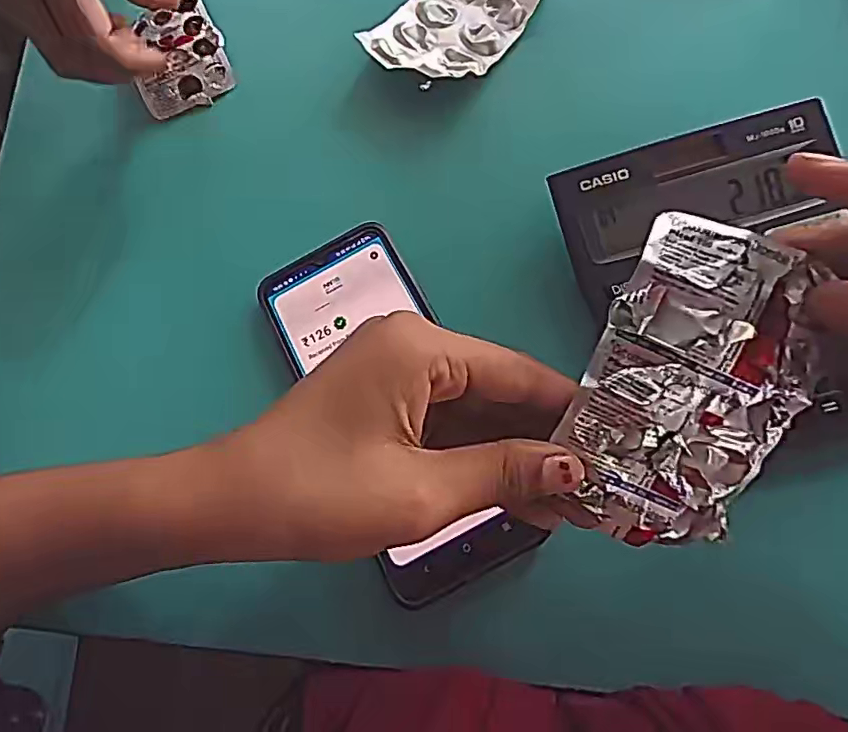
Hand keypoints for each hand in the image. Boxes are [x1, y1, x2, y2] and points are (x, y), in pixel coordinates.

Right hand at [0, 0, 176, 82]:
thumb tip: (164, 3)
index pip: (94, 40)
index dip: (133, 61)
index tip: (161, 60)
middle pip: (72, 58)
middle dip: (117, 69)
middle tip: (152, 57)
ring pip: (54, 52)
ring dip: (97, 59)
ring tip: (133, 41)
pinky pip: (40, 33)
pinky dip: (76, 42)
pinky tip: (100, 25)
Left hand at [216, 311, 585, 562]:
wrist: (235, 503)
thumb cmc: (316, 490)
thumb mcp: (420, 491)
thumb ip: (503, 473)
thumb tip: (570, 467)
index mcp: (418, 346)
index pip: (516, 371)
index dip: (567, 410)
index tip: (613, 442)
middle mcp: (410, 344)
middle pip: (497, 388)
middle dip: (542, 438)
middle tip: (594, 484)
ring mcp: (397, 369)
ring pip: (476, 408)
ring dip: (513, 452)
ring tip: (566, 499)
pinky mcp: (387, 395)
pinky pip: (448, 420)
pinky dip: (478, 454)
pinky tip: (516, 491)